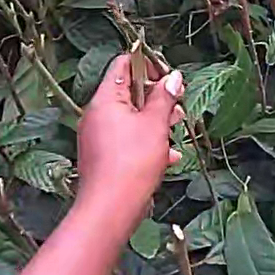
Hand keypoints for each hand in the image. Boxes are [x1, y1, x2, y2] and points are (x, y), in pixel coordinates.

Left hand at [74, 54, 183, 224]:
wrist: (110, 210)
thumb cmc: (132, 163)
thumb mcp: (155, 123)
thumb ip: (165, 96)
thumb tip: (174, 76)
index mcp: (105, 99)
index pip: (124, 64)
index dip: (148, 64)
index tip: (170, 75)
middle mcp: (97, 114)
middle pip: (129, 90)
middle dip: (157, 95)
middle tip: (178, 104)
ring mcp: (98, 136)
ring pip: (131, 116)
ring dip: (156, 119)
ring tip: (175, 128)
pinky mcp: (104, 155)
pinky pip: (127, 138)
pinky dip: (147, 140)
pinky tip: (167, 155)